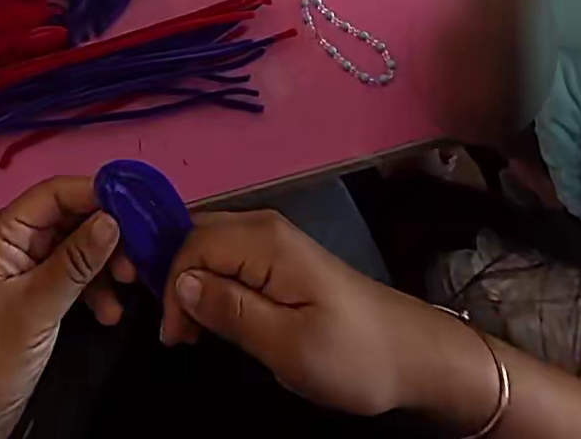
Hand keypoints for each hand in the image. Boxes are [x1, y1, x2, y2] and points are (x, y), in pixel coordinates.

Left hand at [0, 176, 126, 438]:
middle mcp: (18, 240)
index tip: (136, 208)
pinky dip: (95, 289)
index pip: (57, 192)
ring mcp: (28, 268)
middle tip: (136, 257)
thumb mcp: (33, 310)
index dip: (97, 192)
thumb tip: (113, 218)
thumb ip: (75, 262)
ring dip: (105, 264)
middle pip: (73, 216)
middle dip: (107, 233)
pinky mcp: (37, 295)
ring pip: (79, 246)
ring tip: (127, 287)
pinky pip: (76, 275)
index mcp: (6, 231)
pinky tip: (109, 312)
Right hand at [160, 210, 500, 427]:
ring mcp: (272, 238)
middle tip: (181, 336)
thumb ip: (231, 310)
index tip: (177, 338)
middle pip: (198, 235)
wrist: (407, 351)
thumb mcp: (288, 345)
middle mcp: (264, 226)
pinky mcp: (278, 256)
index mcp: (265, 240)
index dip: (173, 287)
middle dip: (176, 279)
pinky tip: (213, 314)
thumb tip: (181, 283)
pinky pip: (228, 256)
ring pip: (210, 244)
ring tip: (193, 332)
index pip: (194, 243)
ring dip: (192, 283)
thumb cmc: (351, 353)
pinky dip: (210, 282)